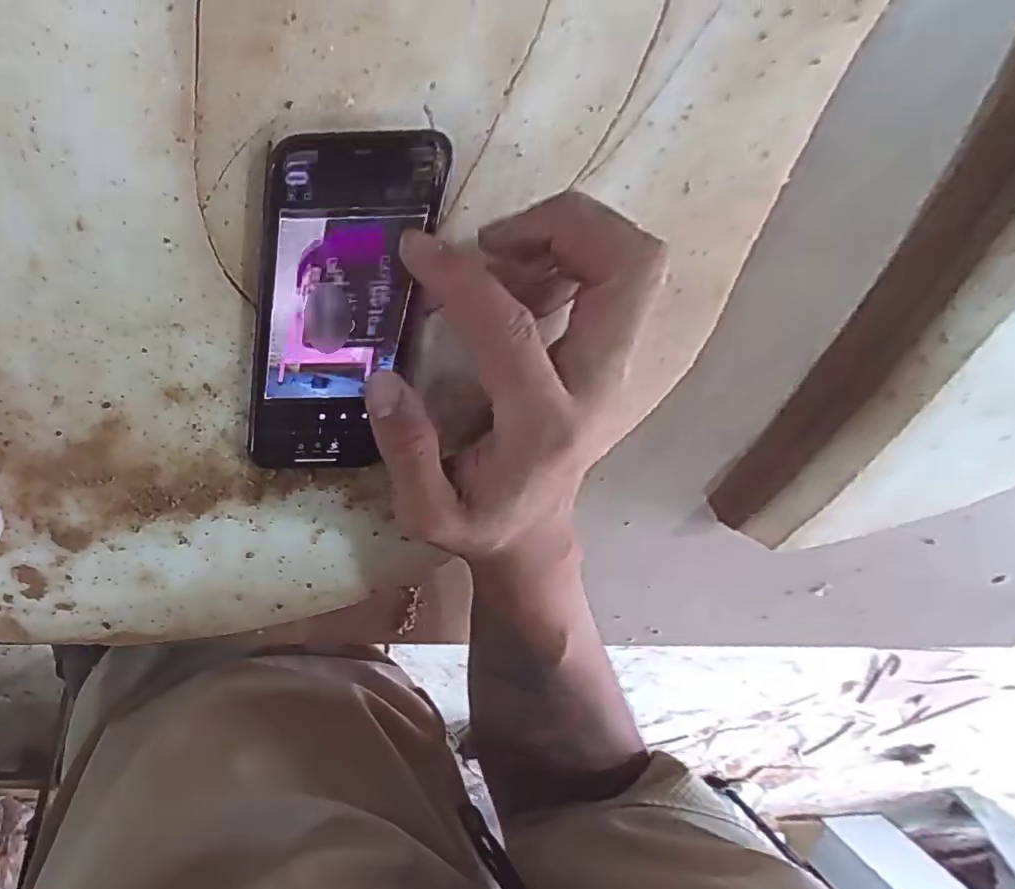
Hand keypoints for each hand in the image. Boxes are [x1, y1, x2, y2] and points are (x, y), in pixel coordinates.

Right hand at [367, 191, 666, 570]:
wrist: (533, 536)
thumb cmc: (474, 524)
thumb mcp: (423, 511)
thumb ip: (405, 450)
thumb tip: (382, 381)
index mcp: (543, 426)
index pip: (510, 329)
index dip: (461, 278)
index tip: (416, 250)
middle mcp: (598, 387)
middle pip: (626, 268)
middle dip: (560, 226)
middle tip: (486, 240)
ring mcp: (617, 370)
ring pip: (632, 264)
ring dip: (566, 238)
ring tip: (492, 259)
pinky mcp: (613, 360)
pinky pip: (614, 283)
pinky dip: (568, 260)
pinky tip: (510, 284)